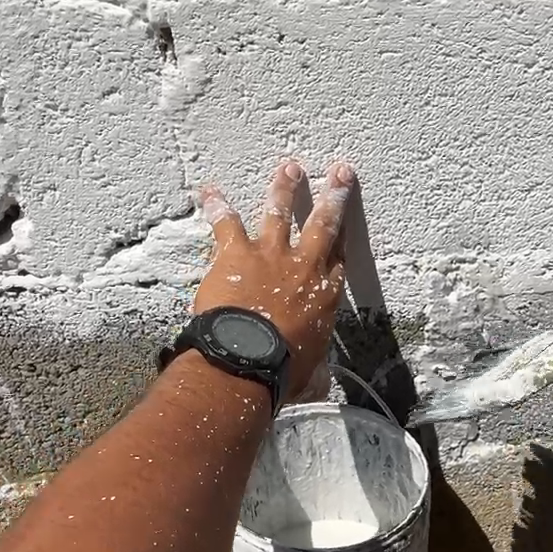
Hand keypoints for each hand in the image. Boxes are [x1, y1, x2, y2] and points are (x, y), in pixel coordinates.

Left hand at [195, 160, 354, 401]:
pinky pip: (226, 223)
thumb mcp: (310, 375)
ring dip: (285, 187)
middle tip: (340, 171)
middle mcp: (305, 267)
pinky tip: (209, 190)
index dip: (342, 239)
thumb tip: (318, 386)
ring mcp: (272, 255)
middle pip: (324, 223)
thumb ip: (315, 372)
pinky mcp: (237, 253)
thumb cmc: (283, 371)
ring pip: (281, 211)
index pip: (339, 259)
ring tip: (289, 166)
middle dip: (335, 195)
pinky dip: (217, 206)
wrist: (249, 359)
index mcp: (326, 295)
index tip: (343, 224)